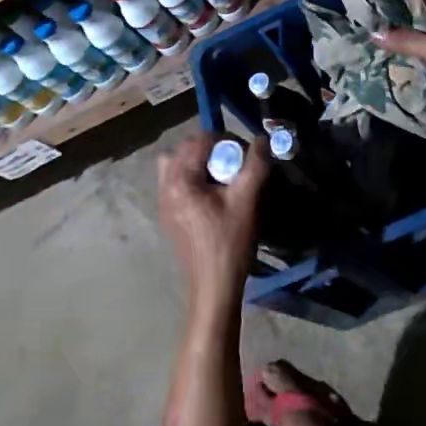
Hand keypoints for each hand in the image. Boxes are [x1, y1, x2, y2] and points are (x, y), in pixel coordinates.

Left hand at [157, 132, 266, 317]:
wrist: (214, 285)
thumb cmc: (230, 242)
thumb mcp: (246, 200)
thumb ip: (255, 165)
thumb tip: (262, 140)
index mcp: (179, 180)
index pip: (198, 141)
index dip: (224, 140)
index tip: (244, 151)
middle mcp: (164, 186)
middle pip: (184, 149)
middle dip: (210, 149)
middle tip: (233, 161)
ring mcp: (163, 202)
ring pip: (176, 165)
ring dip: (198, 162)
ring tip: (221, 175)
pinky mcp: (168, 215)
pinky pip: (175, 182)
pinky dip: (192, 178)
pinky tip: (212, 194)